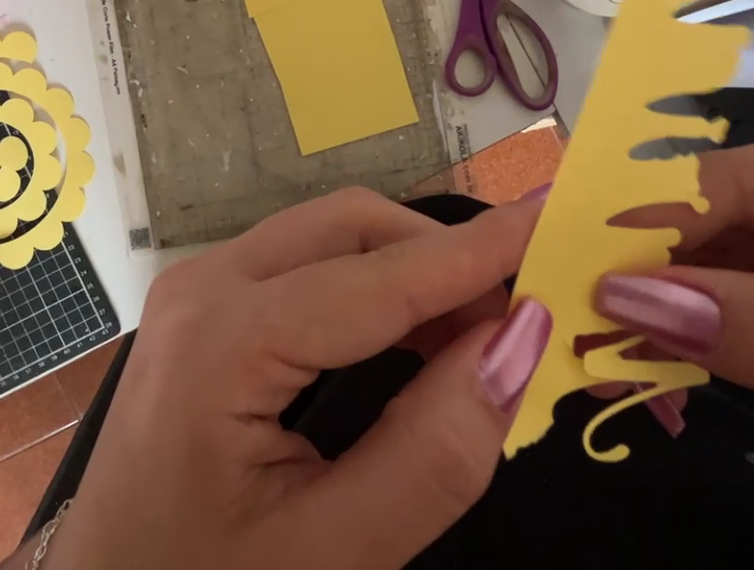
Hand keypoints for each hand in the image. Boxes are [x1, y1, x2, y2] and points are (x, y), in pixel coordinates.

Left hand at [33, 188, 549, 569]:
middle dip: (441, 257)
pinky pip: (305, 266)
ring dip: (411, 269)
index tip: (555, 217)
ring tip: (479, 333)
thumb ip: (431, 453)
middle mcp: (204, 283)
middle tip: (520, 316)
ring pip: (329, 238)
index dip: (477, 250)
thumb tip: (517, 341)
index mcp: (221, 339)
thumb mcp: (331, 551)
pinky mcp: (205, 304)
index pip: (377, 276)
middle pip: (349, 229)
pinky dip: (373, 286)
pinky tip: (414, 336)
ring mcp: (198, 287)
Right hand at [596, 129, 753, 569]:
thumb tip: (623, 291)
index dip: (647, 213)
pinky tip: (604, 356)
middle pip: (695, 216)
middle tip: (547, 294)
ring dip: (625, 298)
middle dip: (626, 258)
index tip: (564, 251)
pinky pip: (691, 309)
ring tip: (560, 329)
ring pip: (680, 262)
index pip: (735, 180)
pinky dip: (647, 333)